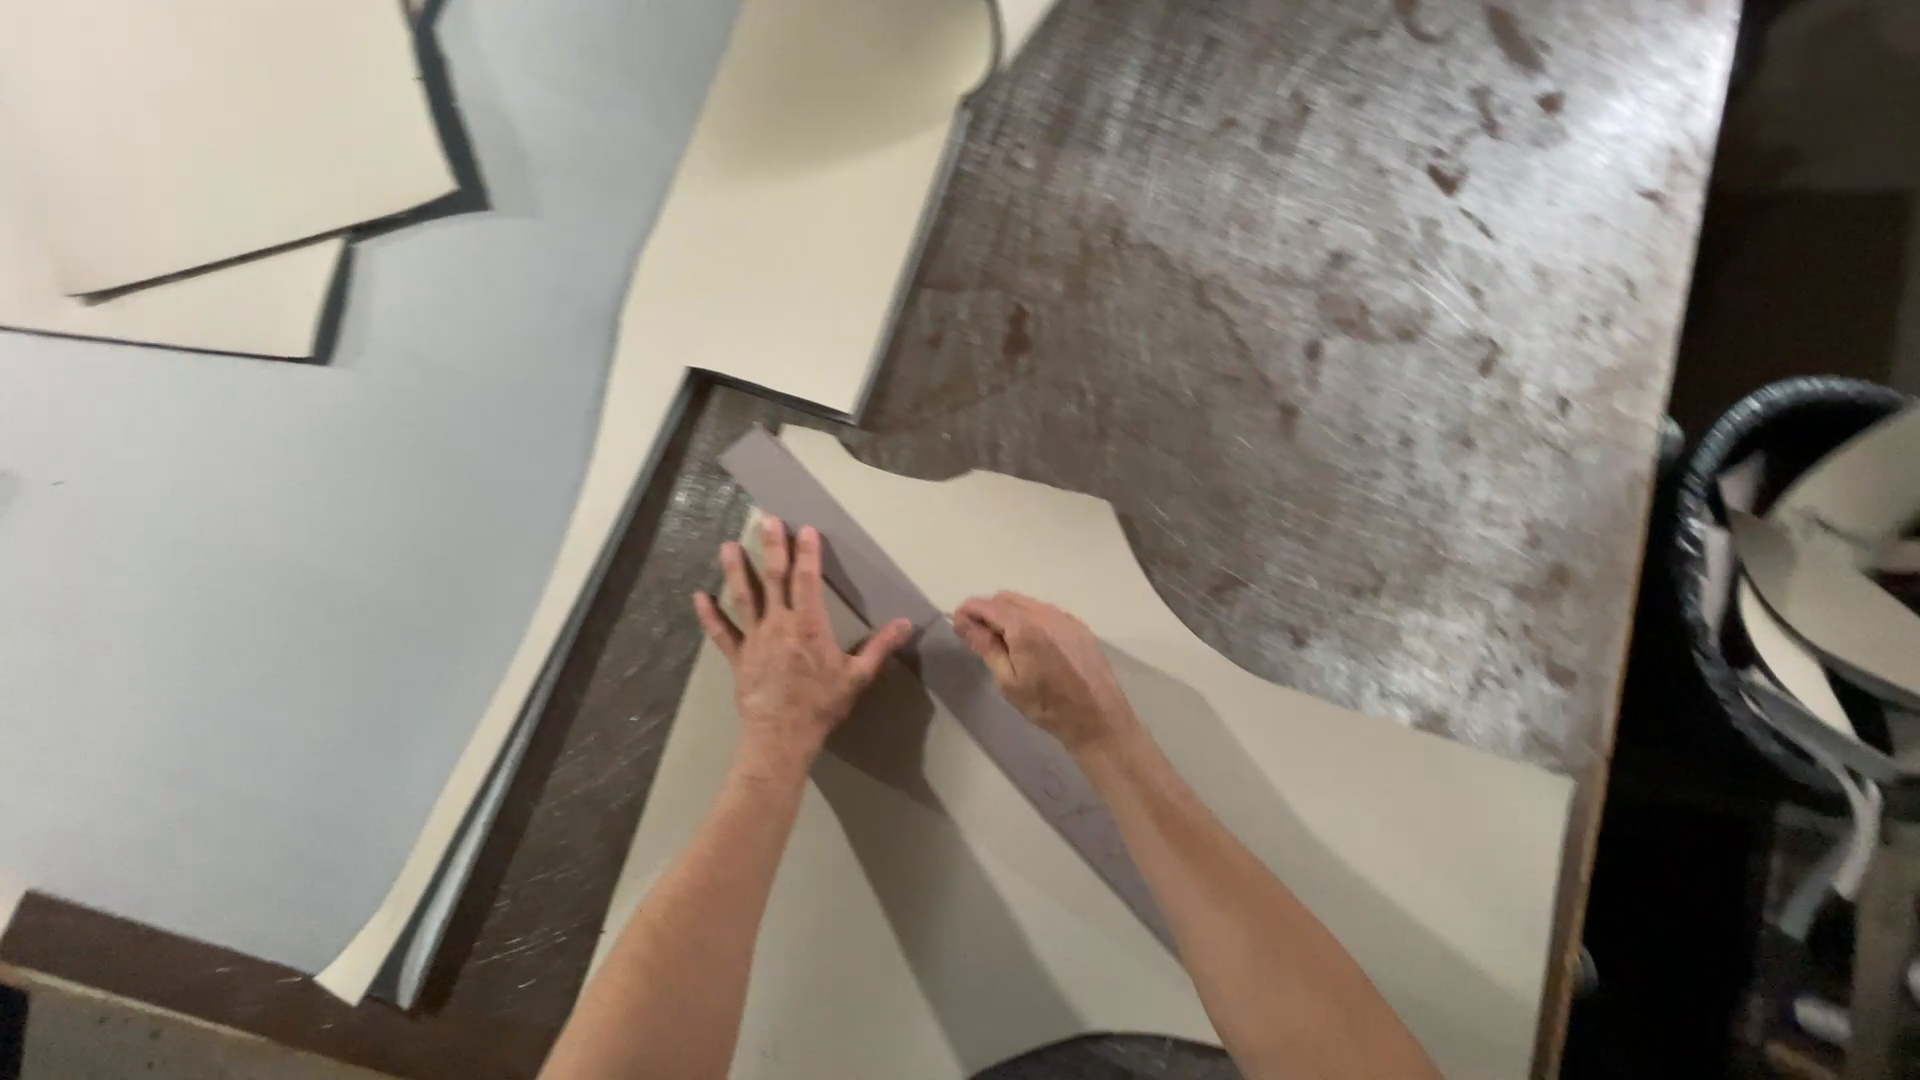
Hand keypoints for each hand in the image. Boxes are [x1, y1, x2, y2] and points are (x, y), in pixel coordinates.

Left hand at [695, 517, 912, 778]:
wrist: (782, 736)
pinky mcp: (738, 658)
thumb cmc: (822, 704)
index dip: (807, 553)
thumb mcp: (858, 676)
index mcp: (809, 625)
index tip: (805, 529)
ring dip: (735, 570)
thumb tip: (906, 623)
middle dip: (771, 547)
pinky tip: (699, 596)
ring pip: (743, 597)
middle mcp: (779, 624)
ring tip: (728, 545)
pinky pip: (721, 633)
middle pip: (774, 578)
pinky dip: (710, 615)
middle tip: (767, 519)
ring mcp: (754, 639)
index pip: (808, 580)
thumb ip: (880, 647)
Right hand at [952, 592, 1141, 753]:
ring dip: (1009, 613)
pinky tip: (1029, 643)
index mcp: (1025, 626)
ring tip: (1002, 641)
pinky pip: (1046, 612)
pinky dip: (1030, 619)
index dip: (968, 610)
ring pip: (1027, 603)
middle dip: (988, 610)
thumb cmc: (1047, 705)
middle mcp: (1046, 613)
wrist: (1097, 717)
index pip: (988, 605)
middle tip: (977, 635)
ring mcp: (1065, 618)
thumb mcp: (1008, 680)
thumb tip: (962, 622)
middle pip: (1007, 598)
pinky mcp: (1078, 626)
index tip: (957, 623)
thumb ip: (985, 646)